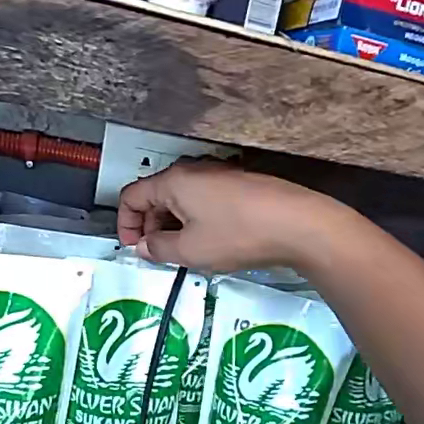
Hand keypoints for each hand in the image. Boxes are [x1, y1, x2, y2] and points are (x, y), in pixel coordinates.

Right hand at [116, 161, 363, 273]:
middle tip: (158, 253)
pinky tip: (213, 241)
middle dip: (150, 225)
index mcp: (173, 181)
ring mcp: (218, 174)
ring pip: (182, 198)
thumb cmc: (239, 234)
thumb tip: (143, 245)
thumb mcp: (190, 250)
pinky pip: (205, 199)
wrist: (298, 224)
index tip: (134, 247)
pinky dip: (197, 219)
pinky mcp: (239, 184)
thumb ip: (158, 248)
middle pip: (156, 195)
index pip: (131, 196)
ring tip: (186, 252)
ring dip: (174, 224)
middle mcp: (193, 171)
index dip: (125, 223)